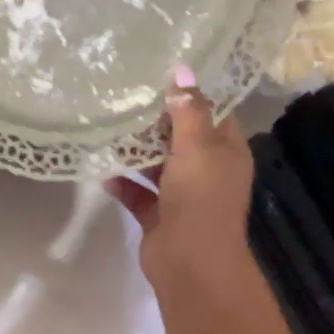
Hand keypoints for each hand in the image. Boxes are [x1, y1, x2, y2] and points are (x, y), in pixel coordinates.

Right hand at [106, 68, 256, 285]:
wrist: (190, 263)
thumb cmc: (201, 199)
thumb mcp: (197, 146)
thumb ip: (187, 109)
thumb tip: (181, 70)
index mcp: (227, 151)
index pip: (213, 114)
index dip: (191, 96)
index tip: (162, 77)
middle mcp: (207, 172)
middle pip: (181, 140)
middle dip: (157, 124)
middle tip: (128, 100)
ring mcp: (183, 197)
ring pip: (158, 168)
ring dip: (137, 154)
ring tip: (111, 132)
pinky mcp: (159, 218)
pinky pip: (139, 196)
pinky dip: (124, 186)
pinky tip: (106, 174)